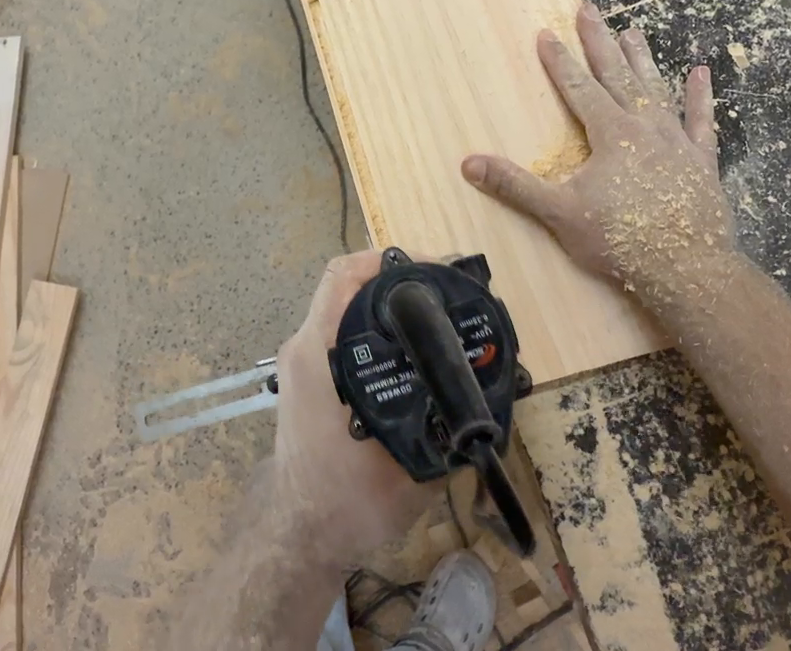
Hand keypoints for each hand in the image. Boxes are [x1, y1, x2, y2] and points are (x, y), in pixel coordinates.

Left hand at [269, 250, 431, 566]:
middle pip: (346, 283)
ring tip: (431, 310)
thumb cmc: (348, 501)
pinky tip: (408, 344)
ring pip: (343, 305)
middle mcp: (304, 347)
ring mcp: (301, 360)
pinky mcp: (305, 375)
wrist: (301, 531)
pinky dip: (372, 323)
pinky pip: (340, 330)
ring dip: (384, 298)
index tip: (433, 269)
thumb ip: (447, 429)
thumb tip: (489, 402)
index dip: (388, 259)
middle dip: (395, 275)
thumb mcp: (408, 465)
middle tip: (443, 289)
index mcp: (319, 354)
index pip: (344, 277)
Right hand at [461, 3, 736, 300]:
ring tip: (633, 31)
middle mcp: (643, 126)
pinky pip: (702, 121)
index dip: (559, 62)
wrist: (685, 268)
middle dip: (599, 43)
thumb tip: (468, 164)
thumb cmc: (619, 239)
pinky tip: (701, 73)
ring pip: (656, 89)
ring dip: (642, 60)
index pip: (578, 88)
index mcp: (610, 134)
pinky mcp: (701, 161)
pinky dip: (700, 97)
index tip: (546, 34)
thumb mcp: (558, 213)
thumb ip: (515, 185)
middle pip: (617, 76)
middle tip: (589, 9)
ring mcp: (676, 141)